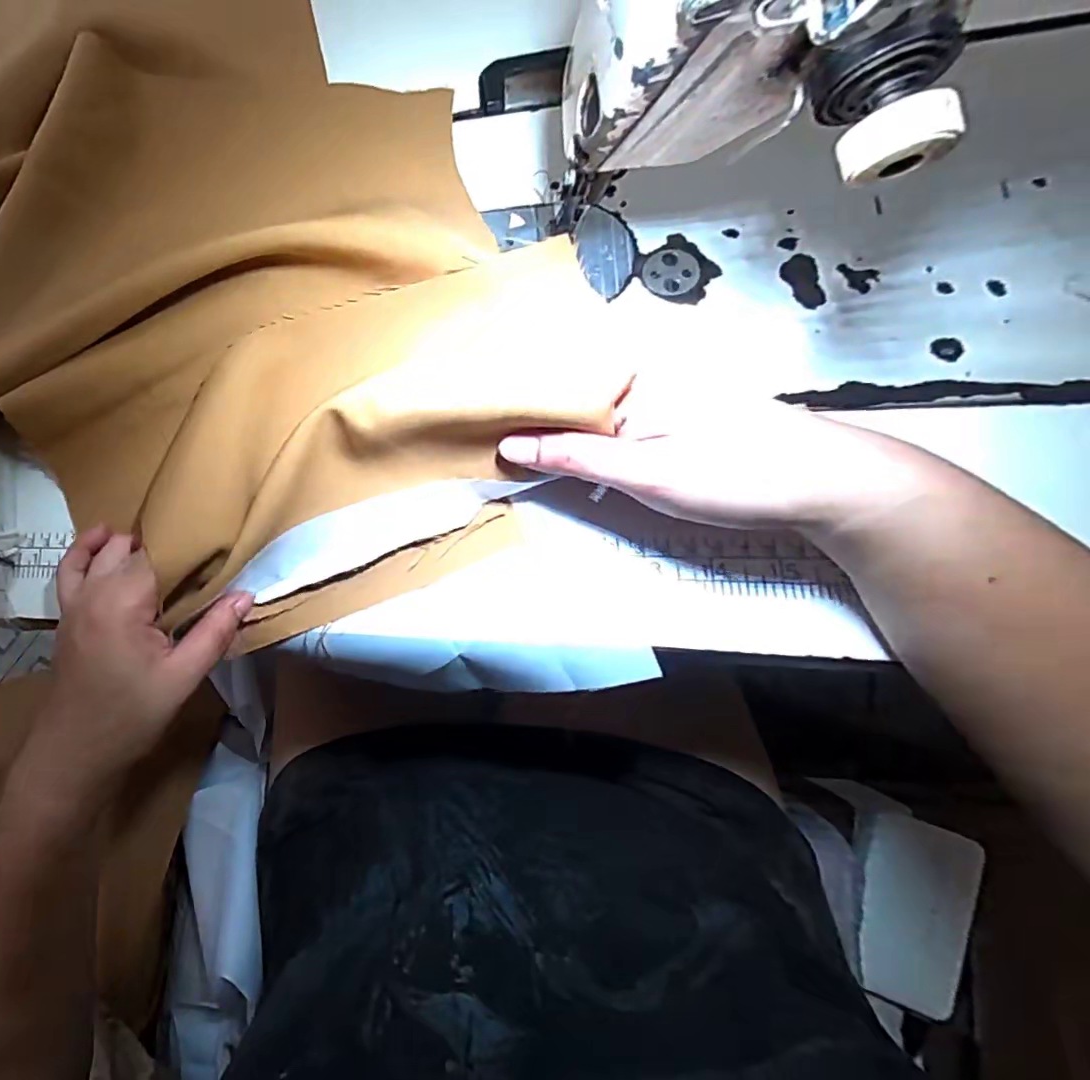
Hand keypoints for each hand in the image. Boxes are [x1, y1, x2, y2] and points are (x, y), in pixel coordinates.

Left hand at [16, 527, 251, 813]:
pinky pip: (71, 568)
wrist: (75, 750)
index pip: (161, 554)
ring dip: (131, 545)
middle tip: (201, 558)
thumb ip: (213, 633)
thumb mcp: (181, 679)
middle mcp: (95, 590)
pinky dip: (85, 549)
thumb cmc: (130, 716)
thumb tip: (246, 595)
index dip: (191, 551)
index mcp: (124, 601)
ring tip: (166, 549)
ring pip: (103, 552)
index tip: (220, 552)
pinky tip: (103, 538)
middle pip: (134, 550)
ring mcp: (76, 599)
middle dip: (167, 548)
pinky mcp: (67, 611)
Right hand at [496, 375, 936, 536]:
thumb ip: (572, 456)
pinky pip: (597, 417)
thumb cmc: (741, 474)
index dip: (505, 394)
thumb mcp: (644, 472)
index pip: (551, 377)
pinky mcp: (661, 414)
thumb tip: (508, 445)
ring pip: (576, 405)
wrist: (834, 486)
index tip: (464, 408)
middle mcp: (640, 375)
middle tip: (471, 426)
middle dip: (518, 409)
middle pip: (559, 389)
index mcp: (634, 375)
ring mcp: (651, 394)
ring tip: (497, 433)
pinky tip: (548, 446)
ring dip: (542, 423)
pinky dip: (569, 432)